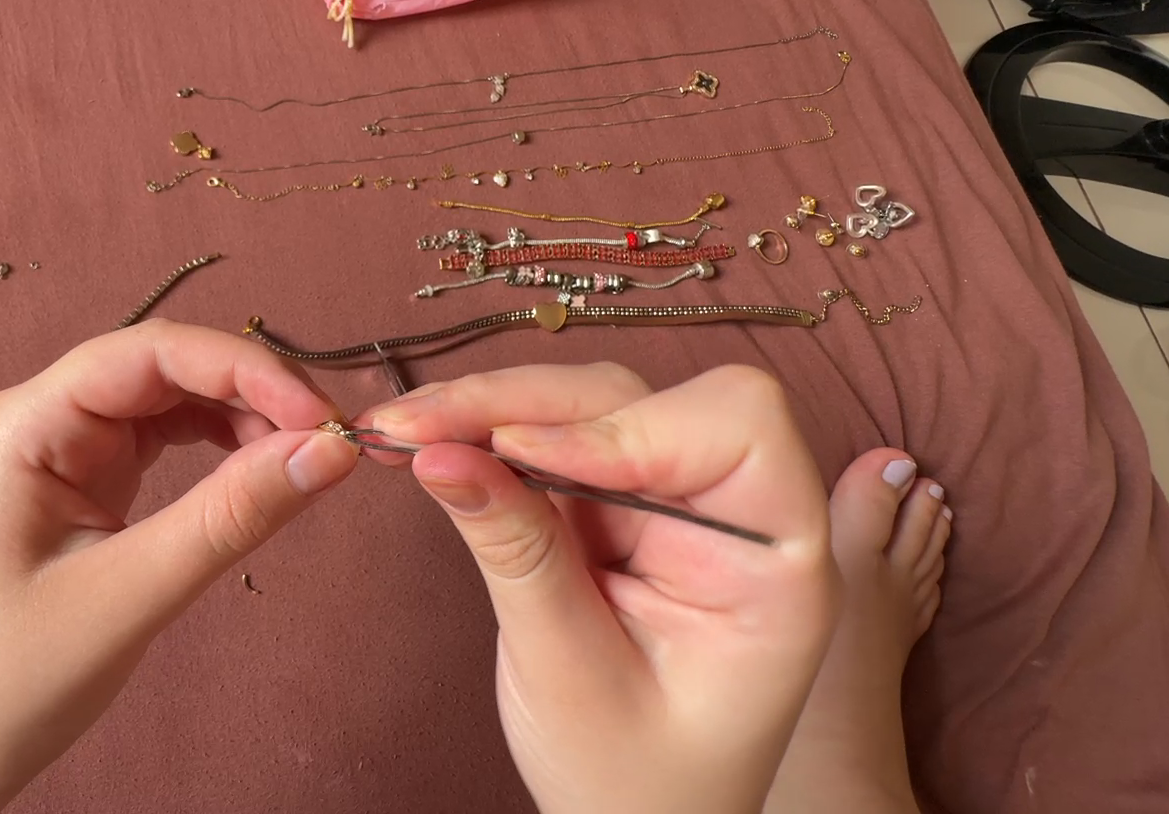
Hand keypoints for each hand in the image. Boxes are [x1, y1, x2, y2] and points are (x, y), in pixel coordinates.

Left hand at [0, 320, 359, 813]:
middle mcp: (49, 412)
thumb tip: (328, 452)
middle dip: (252, 390)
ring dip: (244, 415)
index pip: (149, 354)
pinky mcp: (95, 472)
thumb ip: (229, 517)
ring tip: (303, 455)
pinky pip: (170, 435)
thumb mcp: (127, 595)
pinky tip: (261, 466)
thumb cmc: (10, 677)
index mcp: (28, 421)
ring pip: (175, 397)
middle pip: (167, 366)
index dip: (242, 367)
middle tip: (327, 437)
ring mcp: (72, 440)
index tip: (319, 413)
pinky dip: (224, 444)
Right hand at [361, 364, 837, 813]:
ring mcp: (654, 491)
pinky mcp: (597, 492)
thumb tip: (438, 454)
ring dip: (479, 406)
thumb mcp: (570, 674)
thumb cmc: (631, 776)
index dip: (622, 425)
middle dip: (508, 402)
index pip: (729, 426)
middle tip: (404, 425)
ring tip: (397, 430)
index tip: (517, 455)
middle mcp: (719, 505)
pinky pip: (535, 431)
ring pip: (569, 399)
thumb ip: (514, 553)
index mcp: (771, 557)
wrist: (630, 812)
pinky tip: (423, 440)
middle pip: (621, 395)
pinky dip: (474, 428)